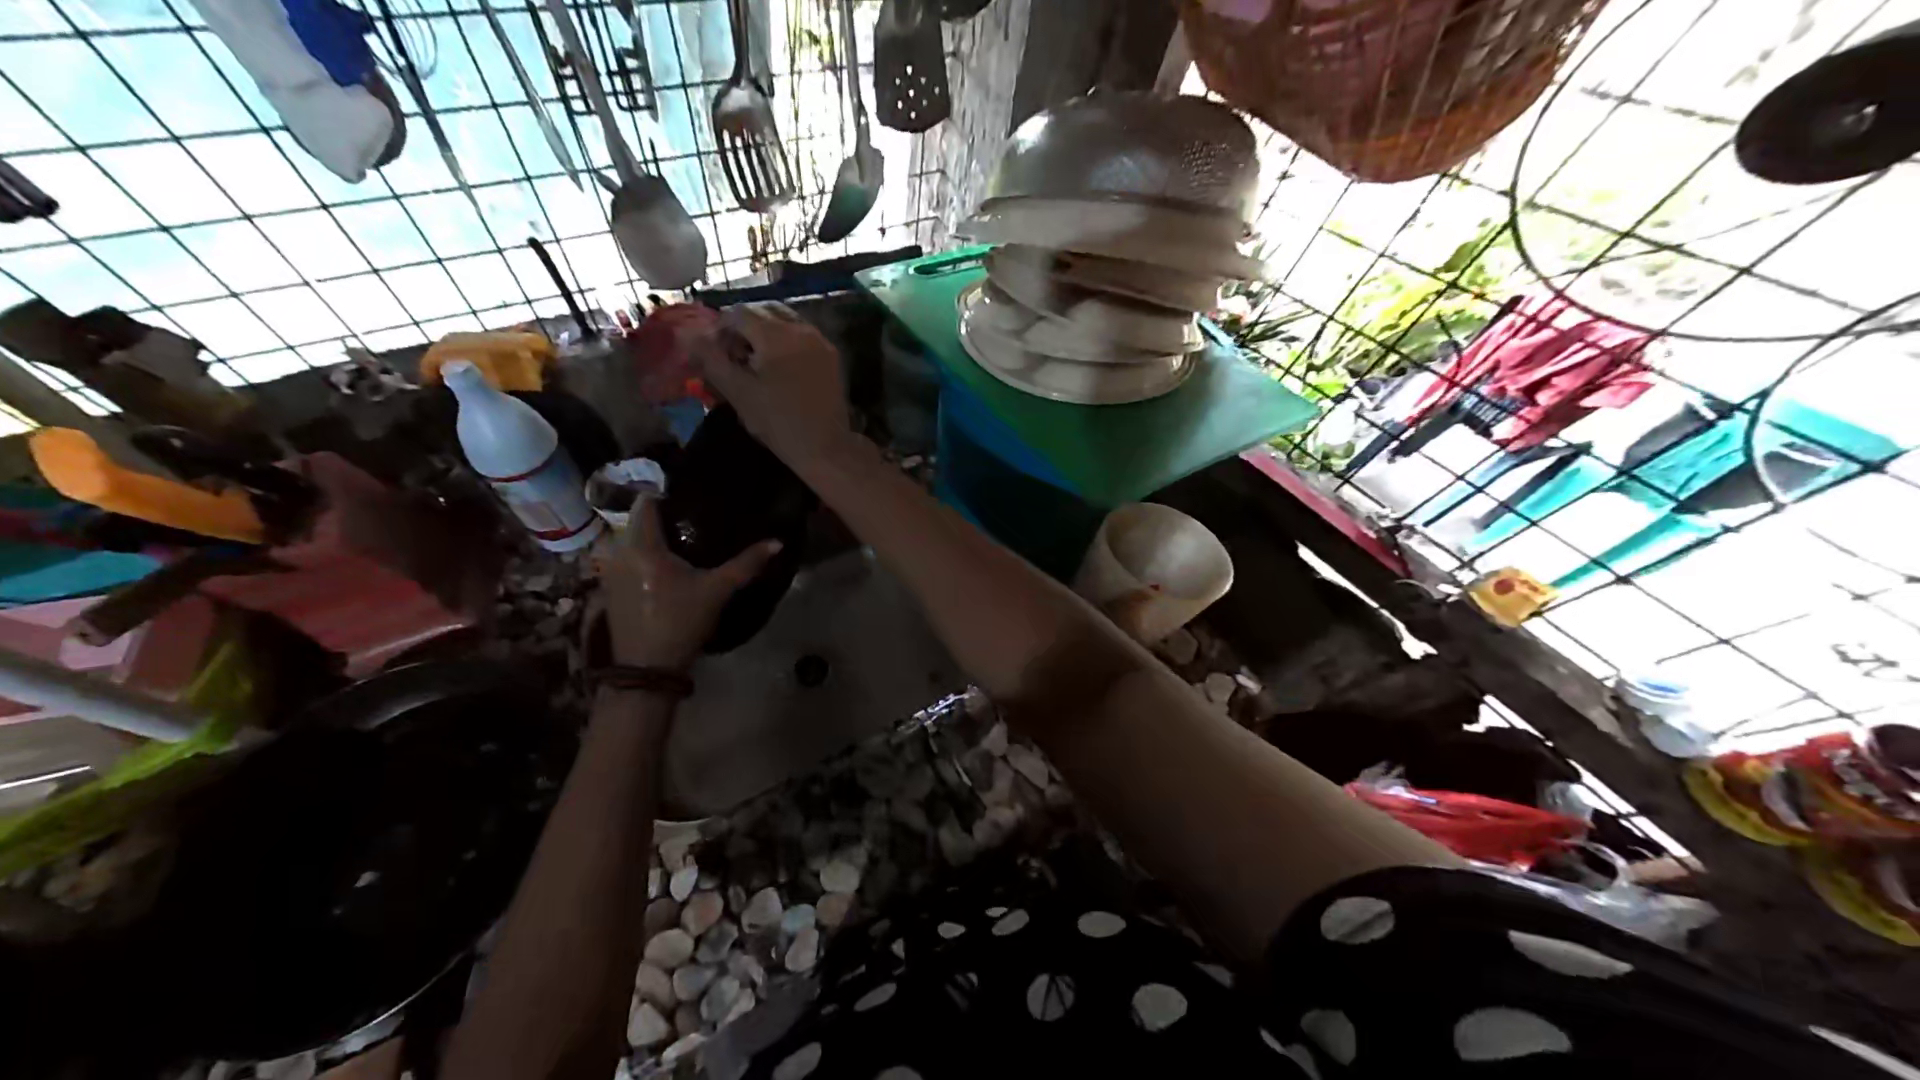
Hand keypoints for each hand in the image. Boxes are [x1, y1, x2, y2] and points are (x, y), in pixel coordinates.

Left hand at [595, 498, 780, 668]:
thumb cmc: (681, 623)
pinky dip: (642, 556)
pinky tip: (664, 568)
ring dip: (652, 539)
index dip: (667, 496)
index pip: (646, 502)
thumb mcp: (717, 591)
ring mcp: (608, 571)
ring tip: (682, 542)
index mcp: (642, 546)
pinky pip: (624, 558)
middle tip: (693, 521)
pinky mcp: (608, 588)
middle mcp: (618, 552)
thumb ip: (746, 564)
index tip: (690, 499)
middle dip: (663, 519)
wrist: (646, 669)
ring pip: (630, 541)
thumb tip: (778, 542)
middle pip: (638, 521)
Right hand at [698, 302, 851, 467]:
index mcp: (775, 334)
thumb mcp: (738, 392)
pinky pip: (803, 335)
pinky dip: (786, 340)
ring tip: (755, 360)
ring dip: (765, 331)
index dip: (721, 328)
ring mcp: (820, 340)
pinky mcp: (831, 355)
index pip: (739, 313)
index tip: (715, 352)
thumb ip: (711, 359)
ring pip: (785, 320)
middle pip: (764, 311)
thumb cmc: (777, 421)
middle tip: (734, 354)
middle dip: (744, 326)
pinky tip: (779, 366)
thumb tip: (688, 335)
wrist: (825, 446)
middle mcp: (800, 329)